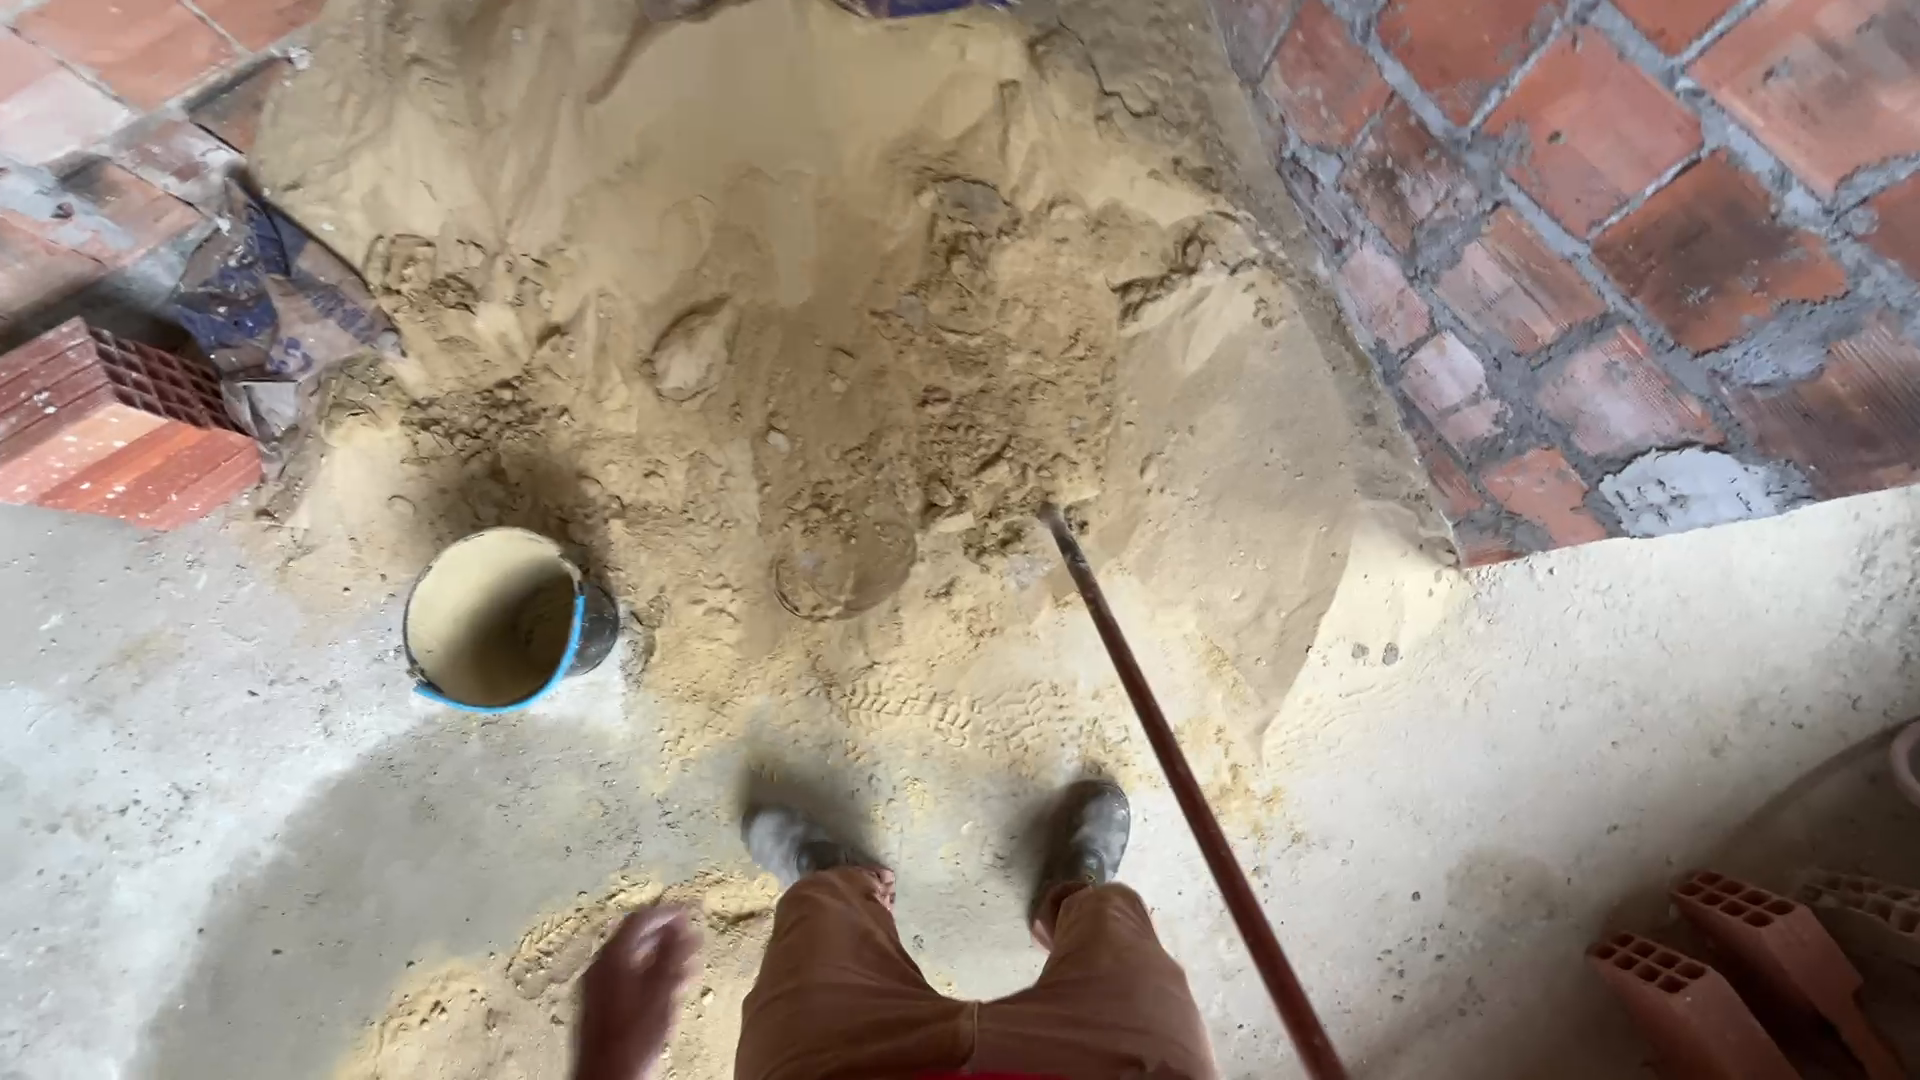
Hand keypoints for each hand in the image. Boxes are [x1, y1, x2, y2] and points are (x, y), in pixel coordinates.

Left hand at [574, 907, 698, 1079]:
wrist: (608, 1079)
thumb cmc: (632, 1037)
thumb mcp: (661, 988)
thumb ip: (672, 952)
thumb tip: (682, 924)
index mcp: (611, 958)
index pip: (639, 918)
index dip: (666, 912)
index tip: (687, 911)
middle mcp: (600, 968)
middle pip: (635, 937)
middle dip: (665, 934)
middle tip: (689, 934)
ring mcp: (598, 988)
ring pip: (634, 959)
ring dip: (661, 956)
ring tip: (687, 960)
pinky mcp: (601, 1007)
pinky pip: (628, 978)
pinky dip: (650, 974)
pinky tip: (670, 985)